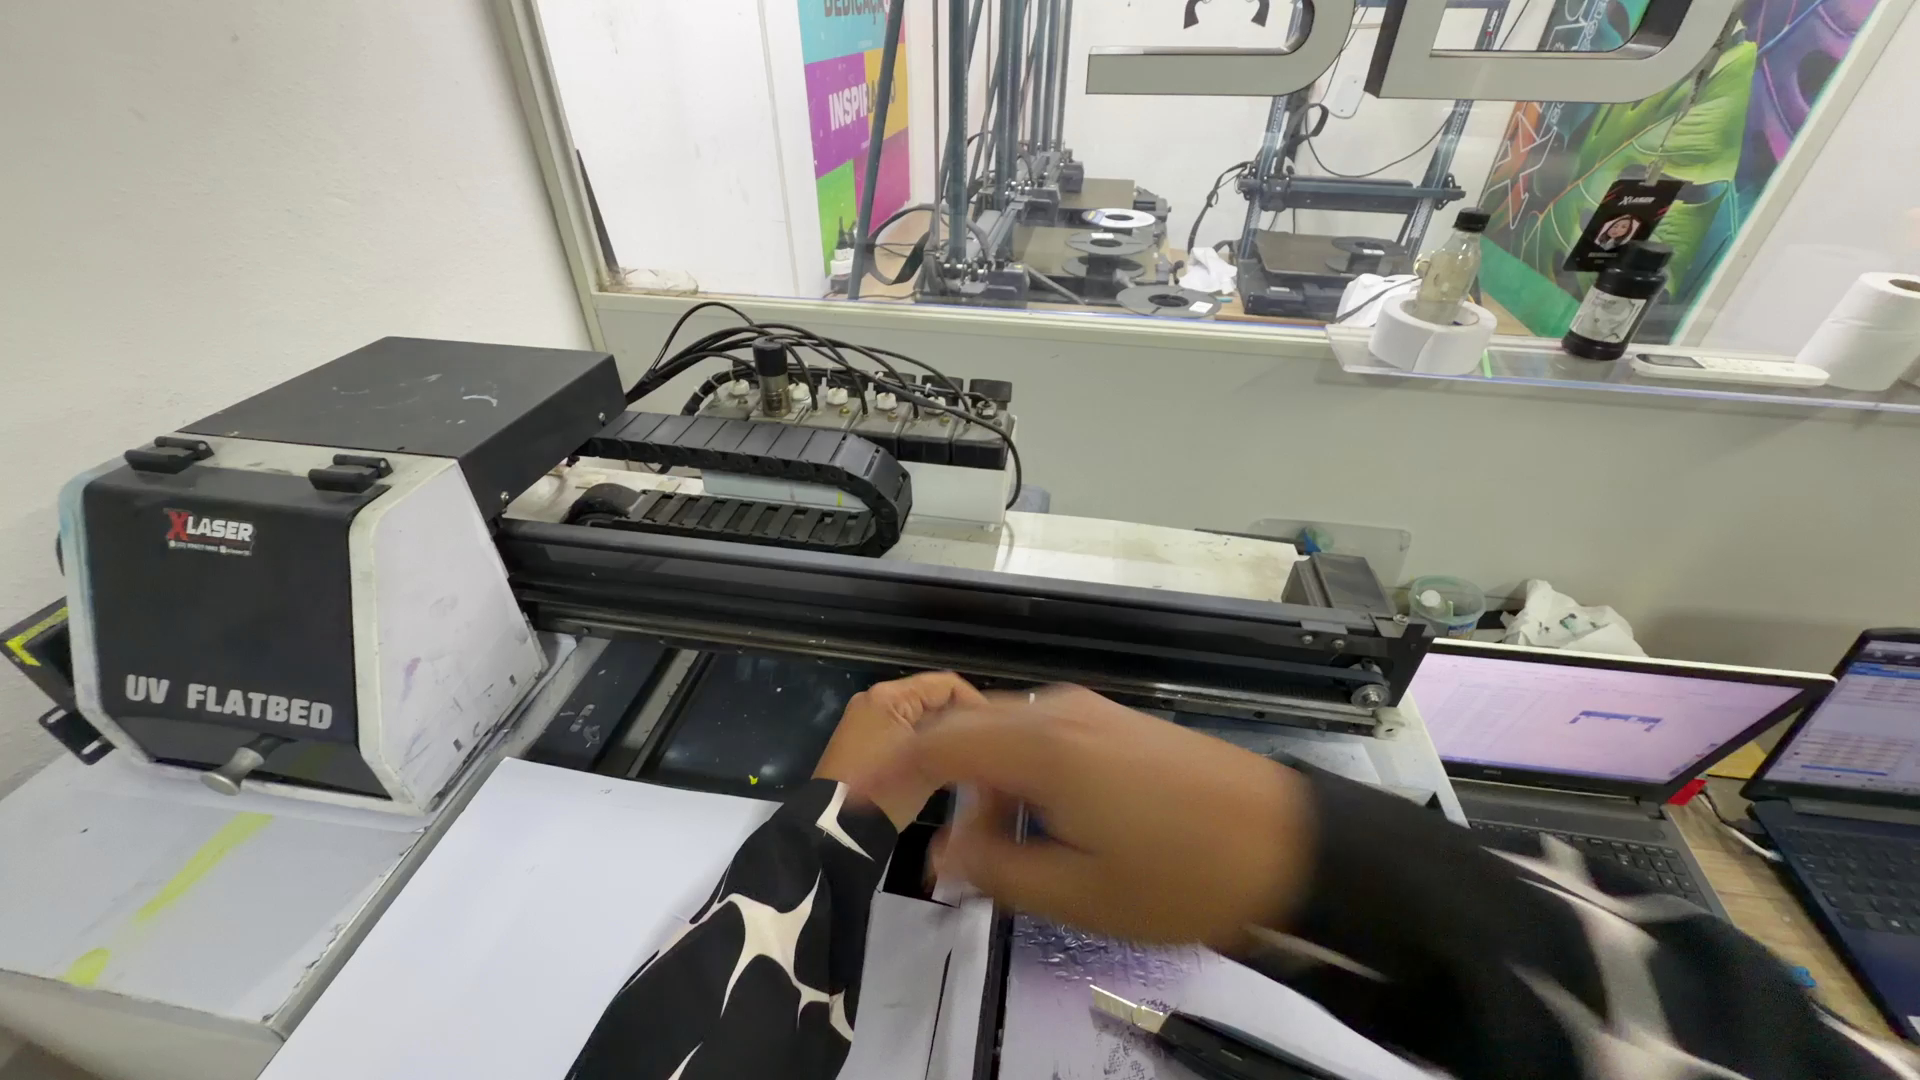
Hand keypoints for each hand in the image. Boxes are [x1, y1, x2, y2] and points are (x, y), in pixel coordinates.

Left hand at [813, 671, 986, 828]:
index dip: (975, 703)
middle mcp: (875, 700)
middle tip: (983, 748)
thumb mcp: (929, 766)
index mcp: (889, 696)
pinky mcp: (864, 742)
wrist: (834, 832)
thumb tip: (979, 738)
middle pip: (932, 698)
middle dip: (958, 721)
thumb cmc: (884, 794)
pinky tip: (942, 768)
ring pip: (920, 718)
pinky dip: (924, 746)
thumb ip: (958, 742)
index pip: (946, 684)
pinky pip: (904, 733)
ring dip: (943, 735)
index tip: (993, 732)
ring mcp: (867, 721)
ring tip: (967, 759)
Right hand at [886, 686, 1314, 946]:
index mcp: (1040, 745)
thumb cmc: (1181, 874)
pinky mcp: (1116, 725)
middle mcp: (1059, 712)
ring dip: (989, 789)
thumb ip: (997, 869)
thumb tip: (945, 852)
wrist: (1290, 842)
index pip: (939, 741)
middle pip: (971, 732)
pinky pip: (1045, 740)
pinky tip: (1047, 825)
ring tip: (1007, 854)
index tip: (858, 795)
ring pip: (1008, 738)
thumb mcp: (1079, 893)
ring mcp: (1092, 713)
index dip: (890, 767)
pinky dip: (1024, 778)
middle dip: (944, 787)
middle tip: (952, 854)